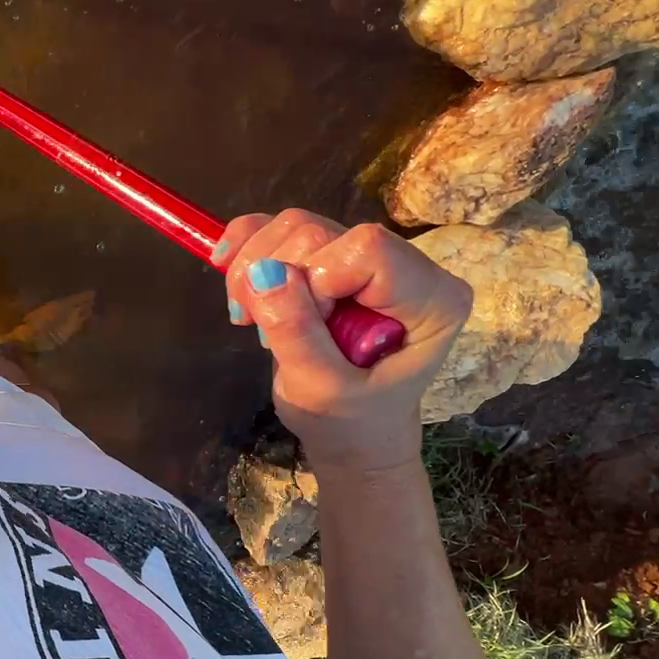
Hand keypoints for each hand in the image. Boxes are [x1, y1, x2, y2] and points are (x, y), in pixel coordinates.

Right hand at [217, 210, 472, 472]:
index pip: (364, 249)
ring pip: (291, 226)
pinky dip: (242, 246)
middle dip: (272, 275)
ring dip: (251, 268)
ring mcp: (364, 259)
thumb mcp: (321, 389)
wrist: (349, 432)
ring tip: (250, 317)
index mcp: (429, 296)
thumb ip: (297, 332)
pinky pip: (275, 228)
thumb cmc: (347, 420)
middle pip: (318, 231)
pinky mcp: (327, 259)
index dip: (316, 281)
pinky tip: (229, 272)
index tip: (306, 329)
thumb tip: (262, 273)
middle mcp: (404, 265)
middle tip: (256, 326)